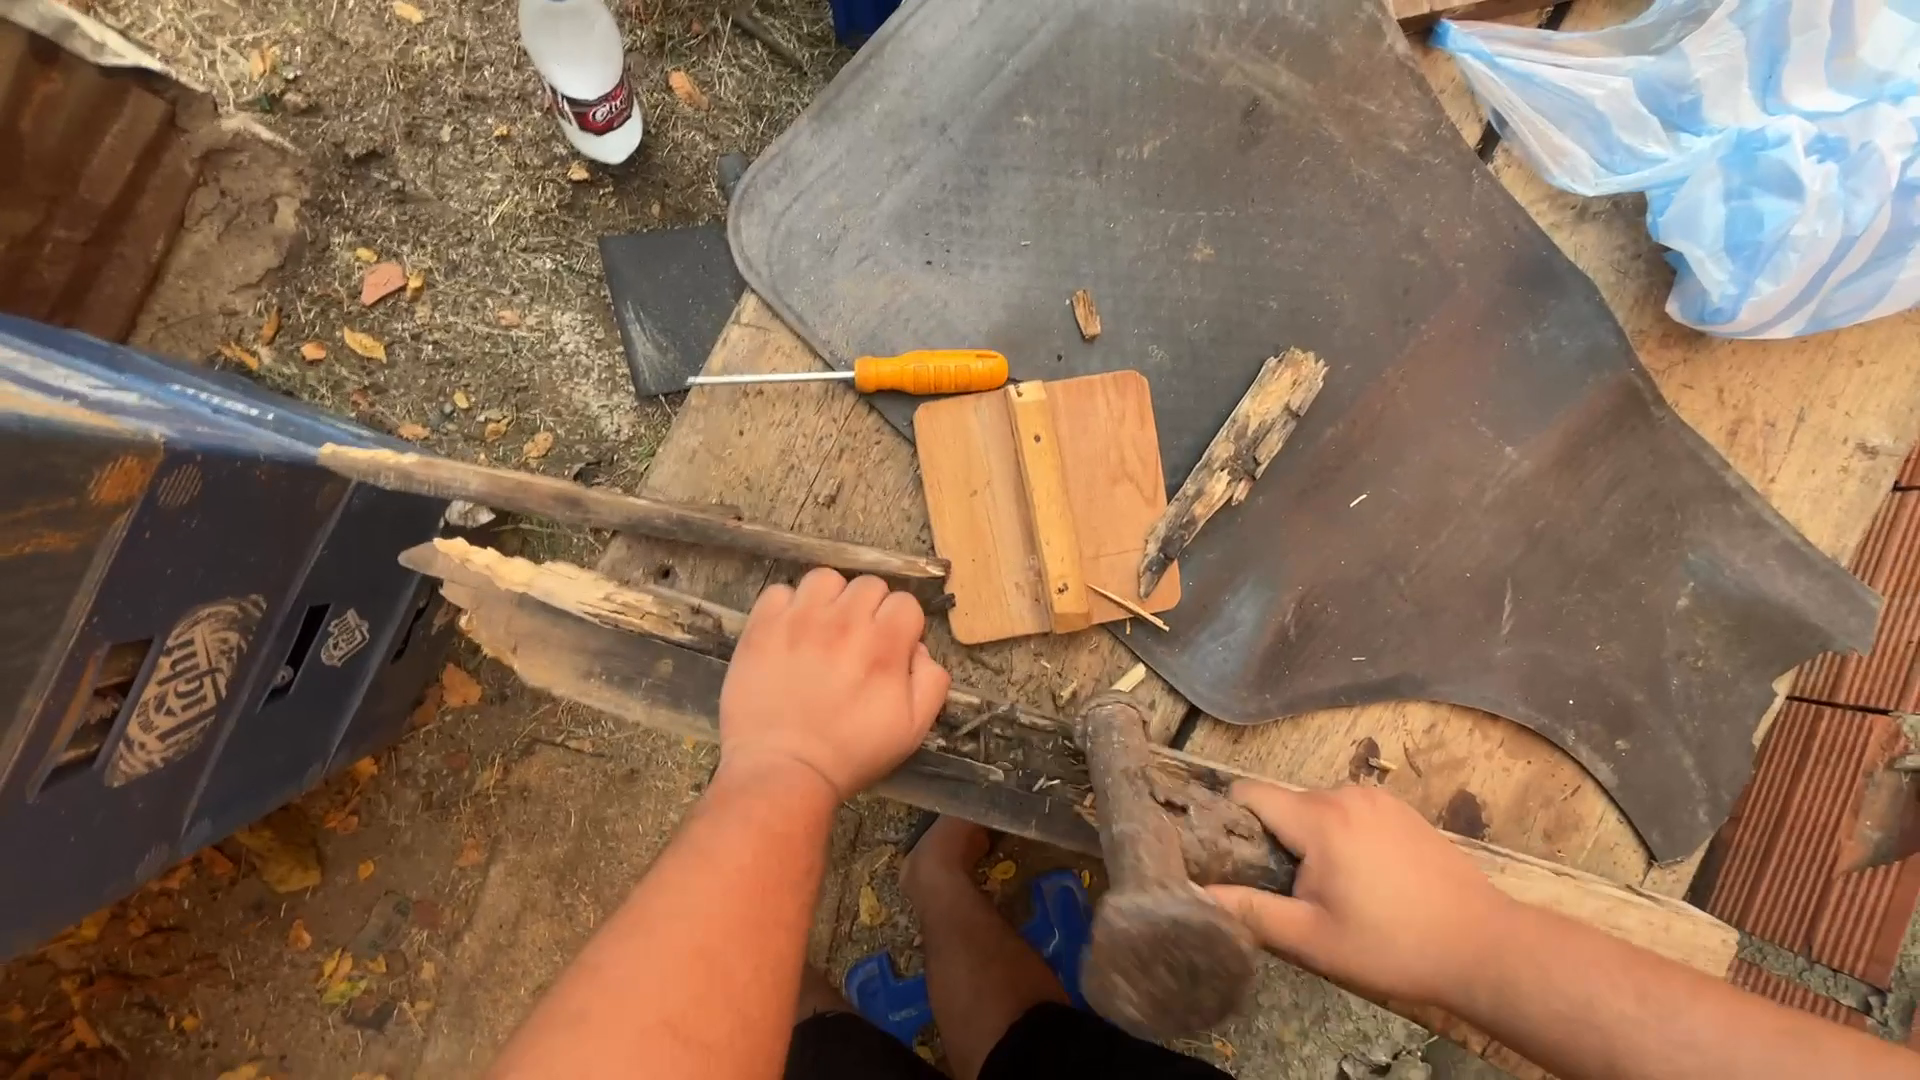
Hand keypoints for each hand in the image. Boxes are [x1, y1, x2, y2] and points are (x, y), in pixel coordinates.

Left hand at [717, 568, 949, 800]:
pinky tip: (790, 633)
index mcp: (884, 644)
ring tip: (823, 629)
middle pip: (869, 585)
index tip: (891, 650)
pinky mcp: (763, 626)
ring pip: (826, 579)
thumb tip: (918, 650)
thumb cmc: (851, 754)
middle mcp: (844, 621)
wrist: (782, 771)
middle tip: (857, 642)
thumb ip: (932, 681)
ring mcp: (800, 619)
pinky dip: (788, 607)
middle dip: (870, 610)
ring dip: (831, 599)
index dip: (903, 626)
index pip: (906, 602)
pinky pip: (781, 592)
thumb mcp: (913, 729)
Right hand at [1207, 782, 1508, 1006]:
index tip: (1232, 855)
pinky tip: (1366, 877)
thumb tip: (1199, 893)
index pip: (1249, 794)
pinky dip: (1343, 835)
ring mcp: (1378, 798)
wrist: (1488, 949)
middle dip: (1276, 839)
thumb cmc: (1393, 946)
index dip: (1230, 820)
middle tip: (1291, 889)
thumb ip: (1251, 910)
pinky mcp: (1402, 809)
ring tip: (1333, 888)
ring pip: (1317, 808)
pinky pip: (1350, 811)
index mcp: (1318, 819)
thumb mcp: (1313, 938)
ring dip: (1310, 838)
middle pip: (1283, 804)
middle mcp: (1345, 794)